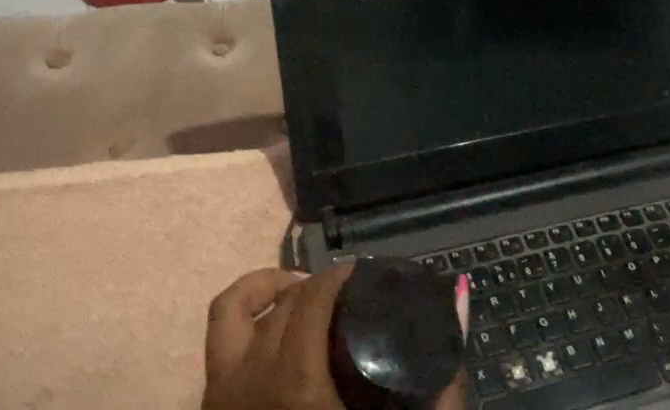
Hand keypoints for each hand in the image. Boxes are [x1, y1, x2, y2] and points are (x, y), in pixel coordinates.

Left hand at [202, 265, 468, 409]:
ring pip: (233, 310)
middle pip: (284, 305)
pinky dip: (241, 315)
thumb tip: (460, 301)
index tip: (370, 274)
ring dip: (268, 289)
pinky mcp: (209, 408)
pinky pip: (215, 341)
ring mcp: (220, 396)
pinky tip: (270, 324)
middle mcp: (247, 380)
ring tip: (303, 291)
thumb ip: (443, 384)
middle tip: (354, 293)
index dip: (340, 275)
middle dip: (320, 286)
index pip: (312, 299)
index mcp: (294, 386)